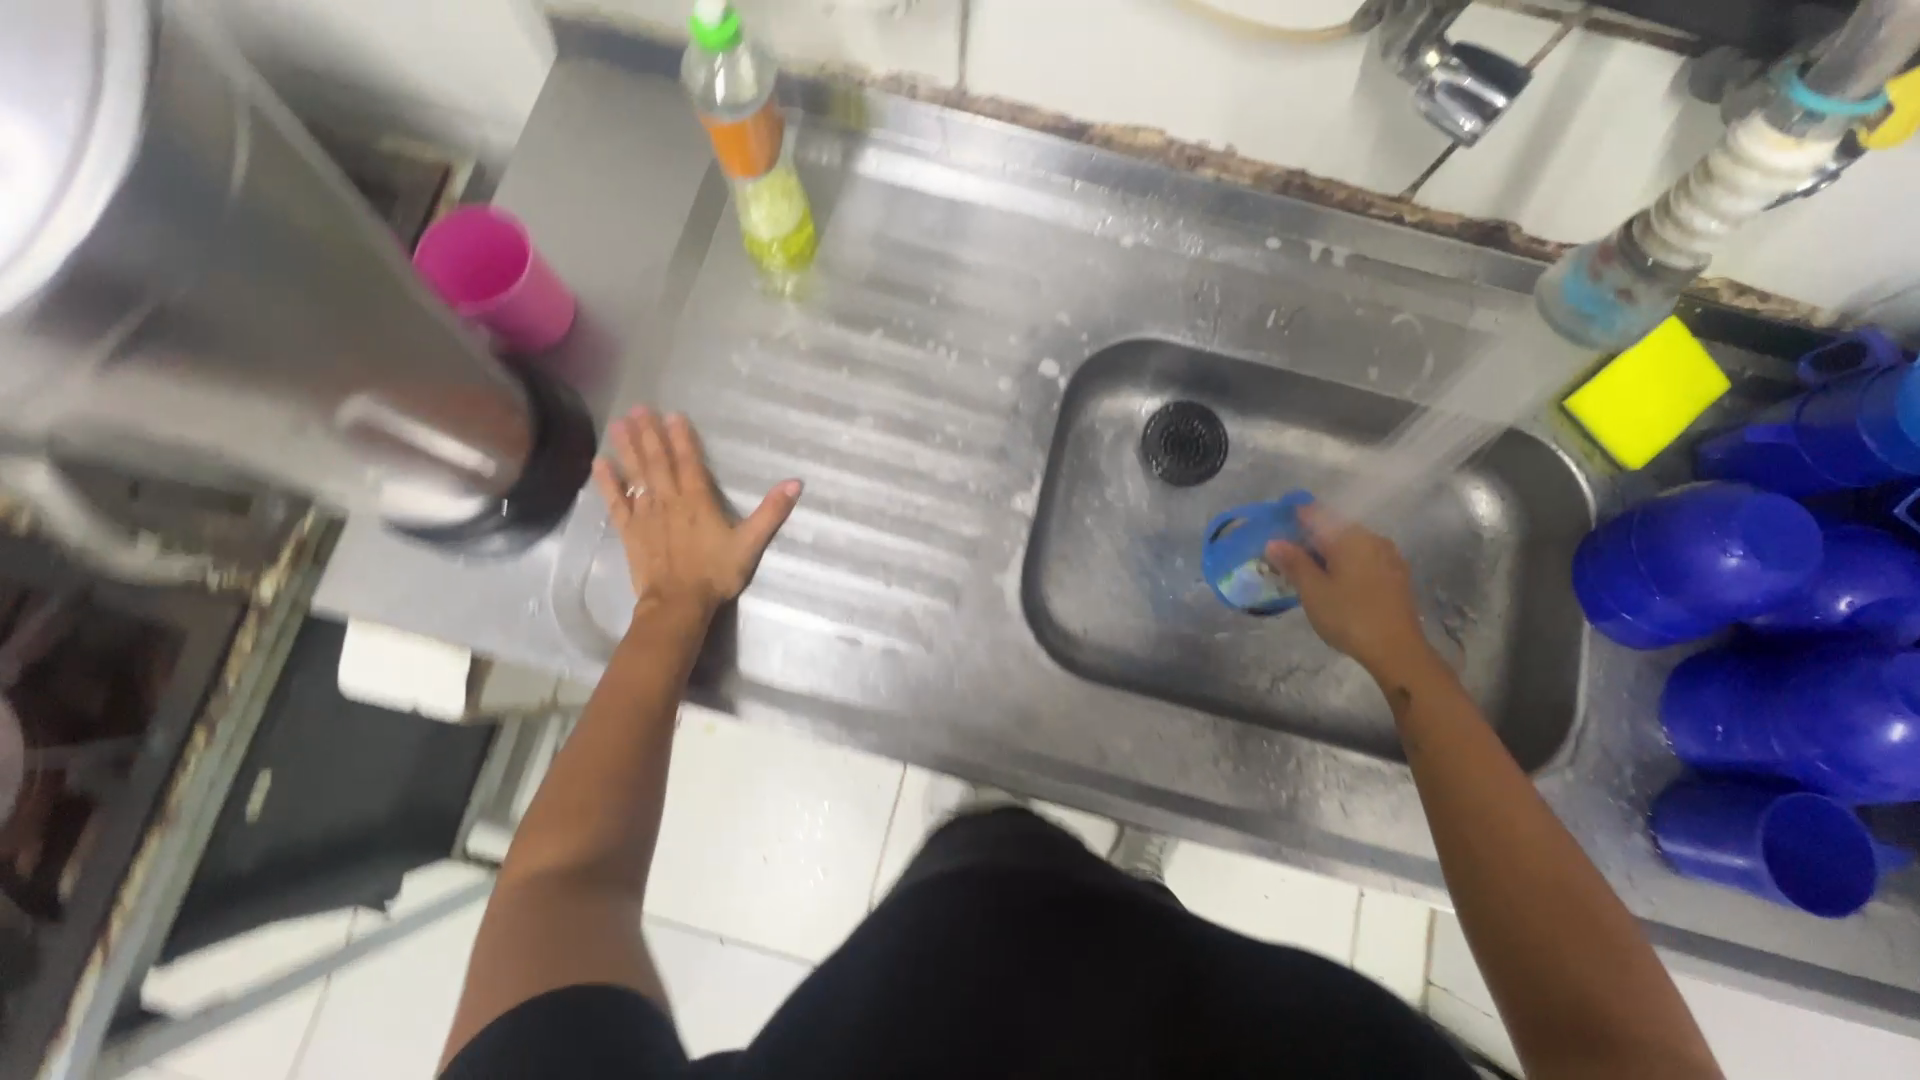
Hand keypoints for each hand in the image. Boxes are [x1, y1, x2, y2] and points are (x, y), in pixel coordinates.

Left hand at [592, 407, 800, 622]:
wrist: (678, 604)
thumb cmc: (716, 574)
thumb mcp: (750, 543)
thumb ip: (771, 512)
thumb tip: (796, 483)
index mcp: (698, 501)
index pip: (689, 461)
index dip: (682, 437)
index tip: (673, 414)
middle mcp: (669, 500)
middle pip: (658, 461)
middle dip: (649, 433)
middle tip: (639, 407)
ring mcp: (646, 515)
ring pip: (635, 474)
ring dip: (627, 448)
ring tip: (619, 423)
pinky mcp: (630, 531)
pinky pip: (616, 502)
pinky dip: (608, 482)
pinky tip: (600, 463)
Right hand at [1265, 505, 1434, 680]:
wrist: (1396, 649)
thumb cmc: (1349, 616)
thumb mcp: (1313, 590)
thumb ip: (1293, 562)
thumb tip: (1274, 541)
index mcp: (1350, 537)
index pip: (1316, 514)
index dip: (1294, 516)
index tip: (1275, 526)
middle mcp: (1372, 539)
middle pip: (1335, 528)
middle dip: (1310, 537)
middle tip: (1286, 555)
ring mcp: (1388, 557)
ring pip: (1350, 544)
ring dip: (1327, 551)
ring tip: (1308, 571)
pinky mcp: (1395, 575)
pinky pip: (1363, 557)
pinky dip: (1345, 562)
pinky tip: (1334, 580)